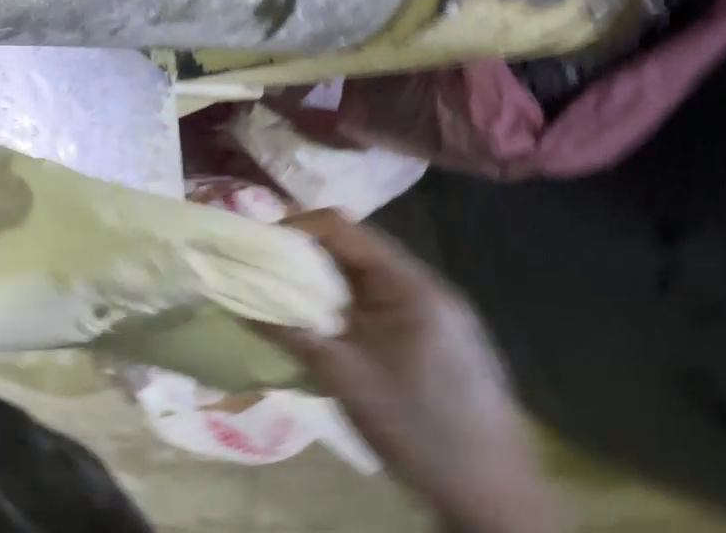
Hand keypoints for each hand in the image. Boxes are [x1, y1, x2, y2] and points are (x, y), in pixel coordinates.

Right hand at [256, 211, 560, 532]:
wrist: (492, 497)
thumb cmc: (414, 426)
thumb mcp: (339, 375)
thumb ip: (285, 331)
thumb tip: (233, 302)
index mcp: (409, 286)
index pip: (340, 228)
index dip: (292, 228)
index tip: (255, 250)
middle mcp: (426, 289)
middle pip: (352, 247)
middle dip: (301, 256)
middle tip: (260, 275)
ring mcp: (436, 315)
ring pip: (363, 276)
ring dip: (320, 282)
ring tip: (283, 302)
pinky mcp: (435, 340)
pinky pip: (377, 302)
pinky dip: (342, 304)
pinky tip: (322, 331)